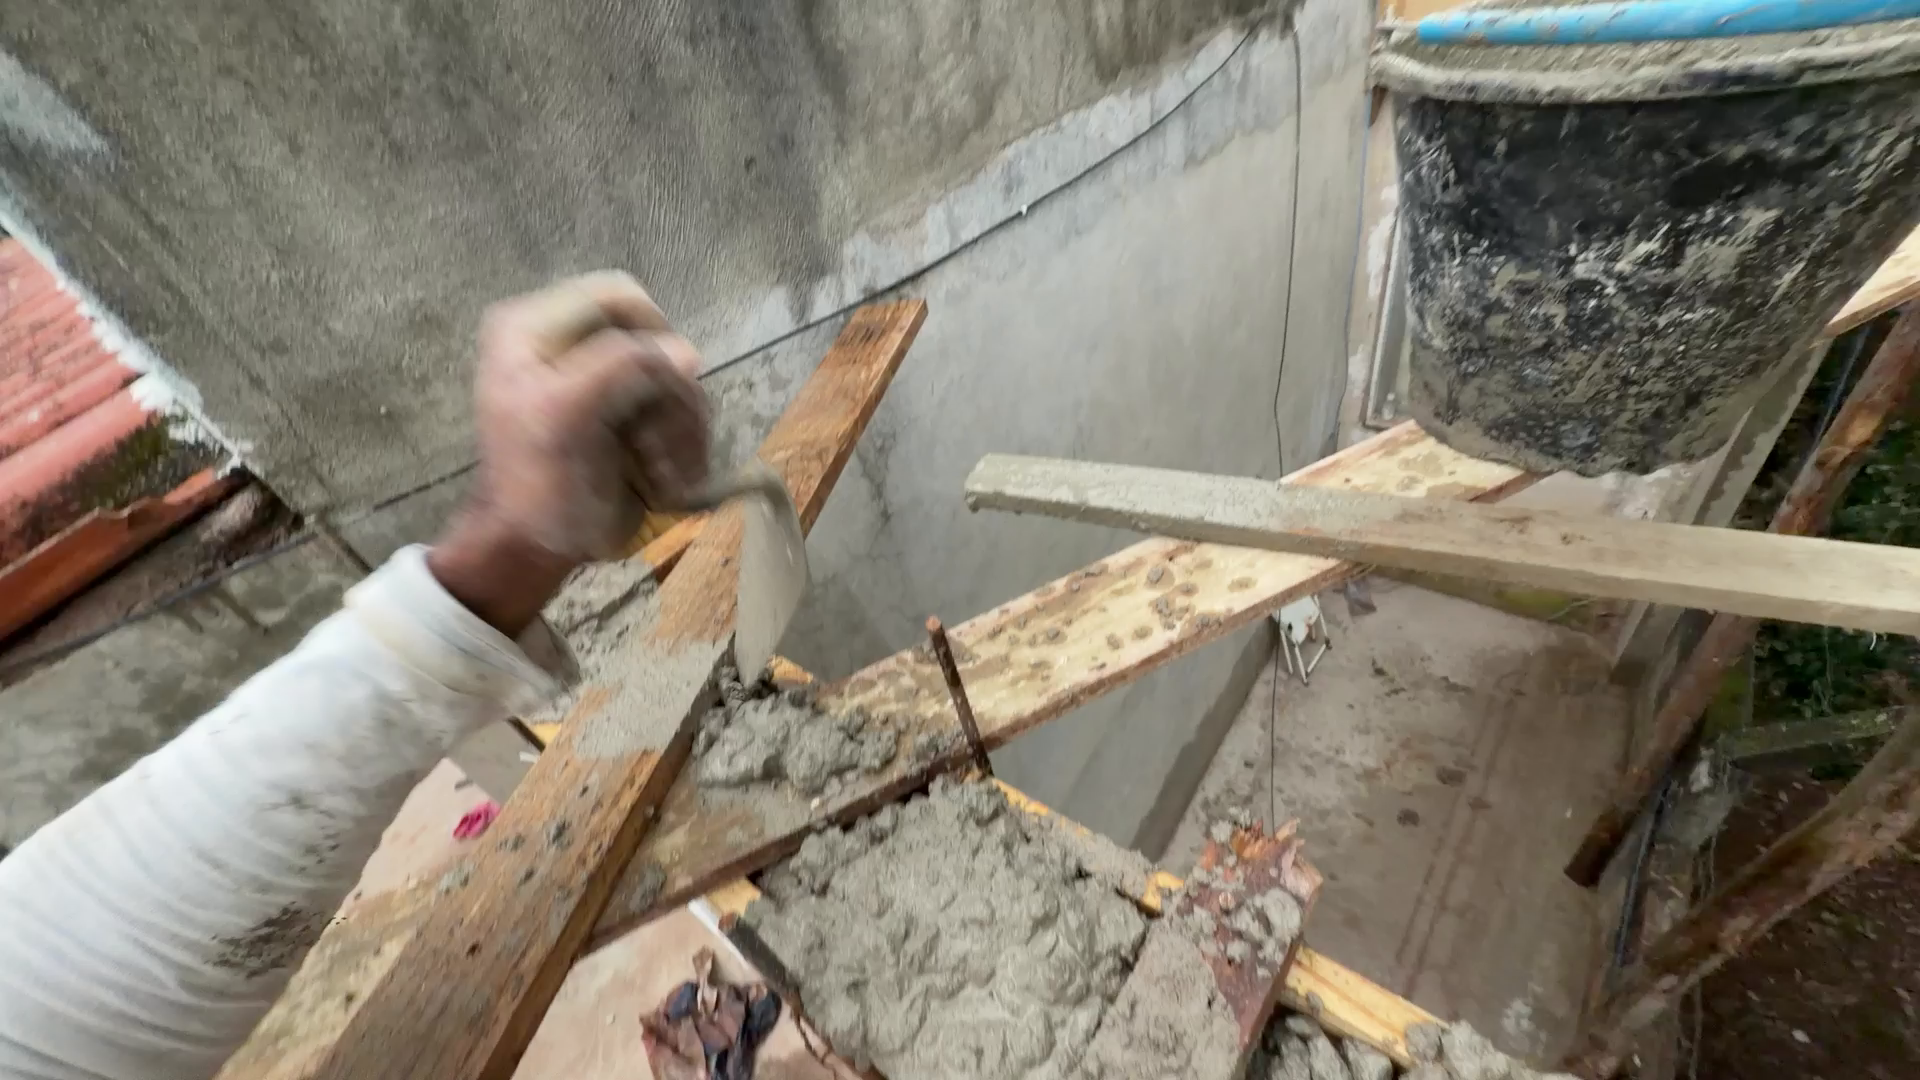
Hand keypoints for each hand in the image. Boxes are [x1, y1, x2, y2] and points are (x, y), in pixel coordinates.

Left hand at [429, 273, 710, 632]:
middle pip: (662, 346)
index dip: (650, 334)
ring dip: (681, 434)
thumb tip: (687, 353)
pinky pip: (687, 419)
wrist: (538, 545)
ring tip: (657, 474)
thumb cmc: (538, 482)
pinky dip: (686, 452)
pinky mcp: (638, 423)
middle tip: (650, 447)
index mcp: (540, 329)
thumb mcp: (564, 413)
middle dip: (668, 401)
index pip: (620, 297)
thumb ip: (619, 365)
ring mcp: (613, 388)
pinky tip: (666, 481)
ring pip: (682, 387)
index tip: (661, 383)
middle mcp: (579, 350)